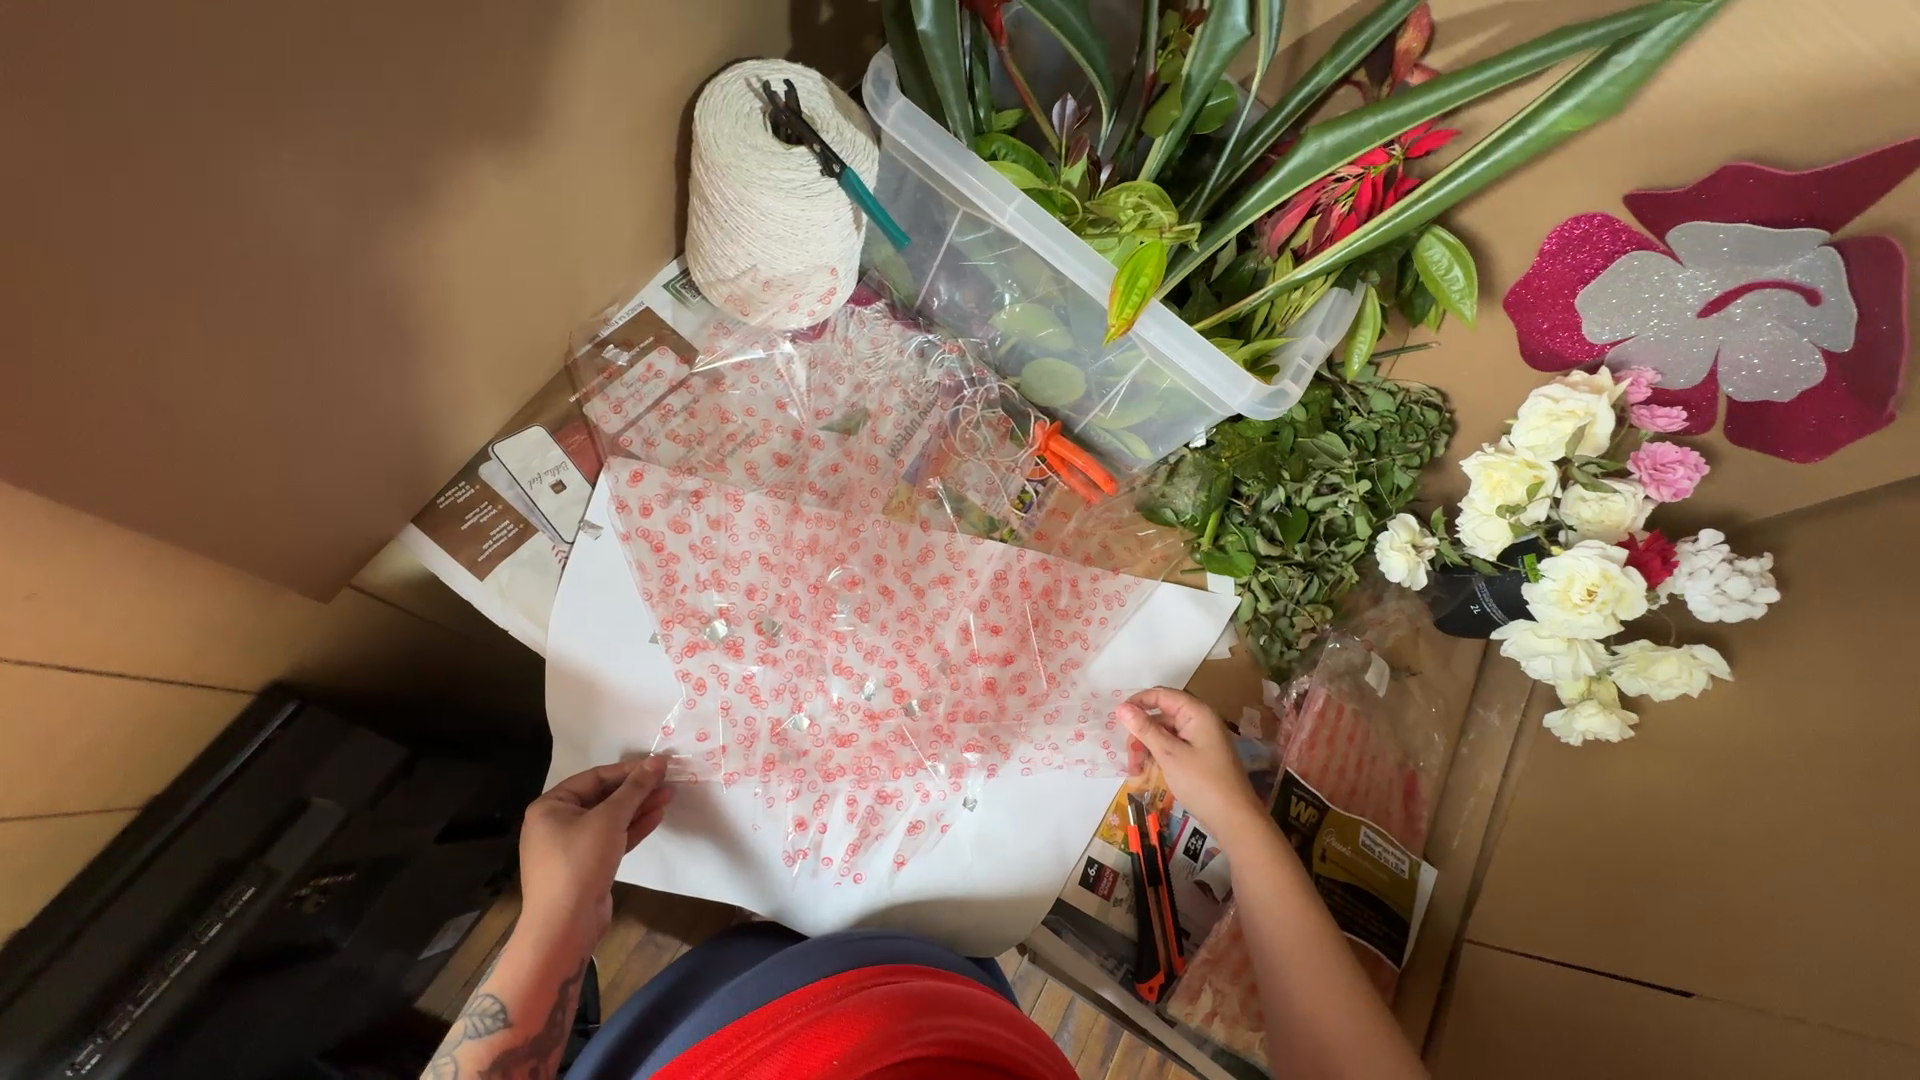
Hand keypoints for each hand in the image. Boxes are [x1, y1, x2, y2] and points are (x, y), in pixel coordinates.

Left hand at [516, 758, 673, 959]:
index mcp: (550, 807)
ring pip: (610, 819)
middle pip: (603, 798)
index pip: (595, 778)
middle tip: (667, 781)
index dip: (628, 770)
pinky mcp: (586, 866)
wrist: (564, 925)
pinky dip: (632, 828)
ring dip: (638, 808)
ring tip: (668, 796)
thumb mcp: (609, 818)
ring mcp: (571, 847)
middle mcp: (556, 823)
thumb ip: (635, 788)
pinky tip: (656, 817)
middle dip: (636, 790)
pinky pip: (611, 839)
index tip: (658, 765)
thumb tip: (657, 760)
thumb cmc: (580, 862)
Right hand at [1117, 688, 1269, 850]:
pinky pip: (1173, 747)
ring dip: (1147, 747)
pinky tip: (1148, 772)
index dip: (1138, 703)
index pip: (1161, 695)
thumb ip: (1145, 729)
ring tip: (1137, 770)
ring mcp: (1200, 740)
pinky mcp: (1199, 756)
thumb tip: (1121, 707)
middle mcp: (1199, 721)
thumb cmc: (1202, 782)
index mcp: (1196, 713)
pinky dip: (1159, 756)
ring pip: (1164, 733)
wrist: (1235, 820)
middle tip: (1130, 757)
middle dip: (1141, 733)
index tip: (1117, 720)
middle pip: (1161, 715)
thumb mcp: (1169, 754)